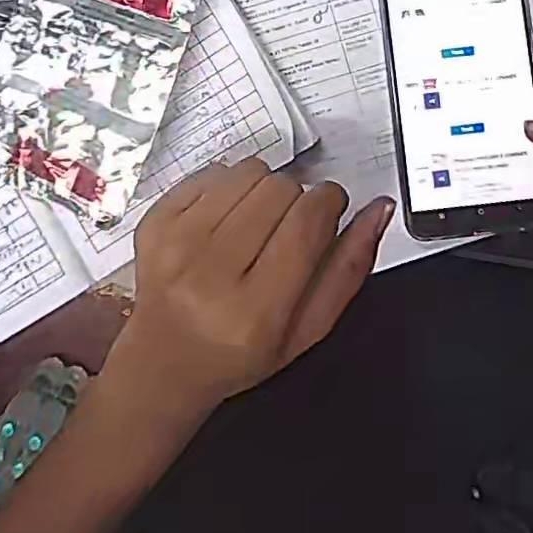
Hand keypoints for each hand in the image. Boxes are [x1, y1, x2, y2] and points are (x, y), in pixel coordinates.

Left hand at [101, 158, 395, 418]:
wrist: (166, 361)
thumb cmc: (240, 352)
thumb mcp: (307, 330)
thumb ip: (348, 268)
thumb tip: (378, 210)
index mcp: (255, 310)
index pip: (307, 222)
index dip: (329, 201)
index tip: (329, 207)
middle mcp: (209, 273)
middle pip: (279, 189)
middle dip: (297, 197)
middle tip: (288, 226)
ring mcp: (175, 243)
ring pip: (247, 171)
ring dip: (264, 187)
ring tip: (257, 221)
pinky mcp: (154, 222)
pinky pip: (211, 171)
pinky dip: (228, 185)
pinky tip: (225, 218)